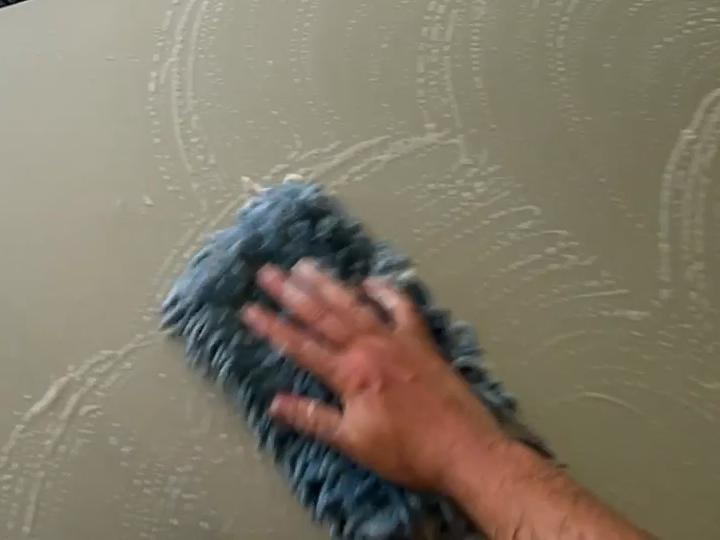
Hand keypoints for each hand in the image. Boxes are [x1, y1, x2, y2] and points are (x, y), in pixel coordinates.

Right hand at [241, 260, 509, 492]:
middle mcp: (367, 348)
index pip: (300, 345)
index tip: (248, 309)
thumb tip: (275, 404)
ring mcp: (395, 341)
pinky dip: (386, 292)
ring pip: (352, 305)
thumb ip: (313, 419)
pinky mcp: (421, 343)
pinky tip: (370, 281)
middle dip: (290, 293)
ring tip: (303, 264)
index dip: (271, 327)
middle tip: (266, 271)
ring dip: (326, 284)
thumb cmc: (411, 453)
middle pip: (321, 315)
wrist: (471, 455)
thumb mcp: (356, 443)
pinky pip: (401, 309)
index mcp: (349, 374)